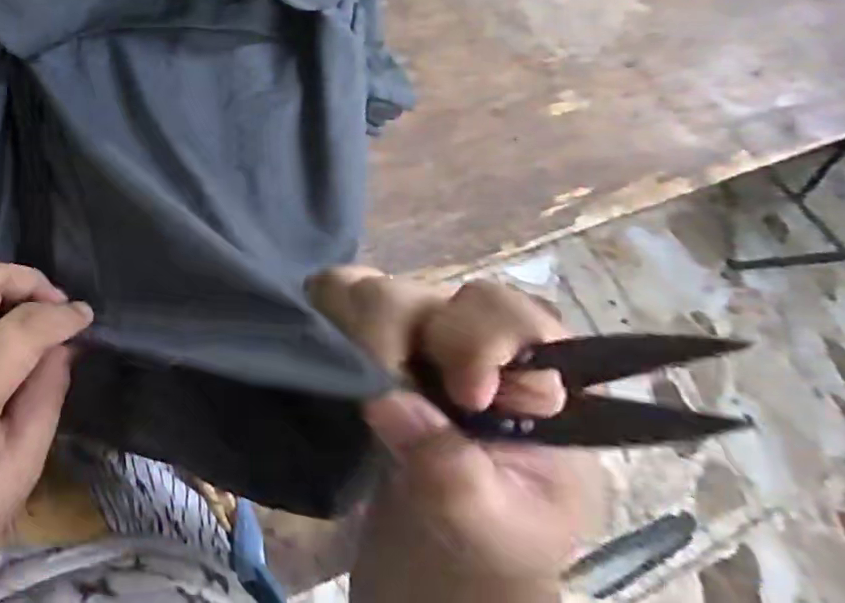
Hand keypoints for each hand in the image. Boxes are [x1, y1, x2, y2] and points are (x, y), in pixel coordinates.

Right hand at [310, 268, 600, 602]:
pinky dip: (321, 317)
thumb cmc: (487, 540)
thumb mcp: (490, 524)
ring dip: (351, 326)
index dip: (479, 337)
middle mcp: (461, 334)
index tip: (469, 397)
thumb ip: (454, 472)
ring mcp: (406, 331)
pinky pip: (330, 298)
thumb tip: (385, 402)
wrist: (440, 559)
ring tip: (352, 378)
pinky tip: (329, 362)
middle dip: (392, 334)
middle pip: (421, 292)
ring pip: (366, 286)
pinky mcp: (356, 334)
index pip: (505, 311)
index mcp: (523, 371)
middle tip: (386, 395)